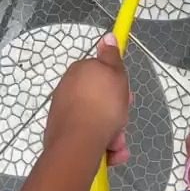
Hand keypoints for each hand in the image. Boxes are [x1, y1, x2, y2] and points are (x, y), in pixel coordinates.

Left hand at [43, 33, 130, 164]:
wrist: (79, 143)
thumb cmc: (102, 104)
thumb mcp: (114, 74)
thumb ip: (112, 56)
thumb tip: (107, 37)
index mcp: (79, 72)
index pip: (100, 73)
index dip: (116, 84)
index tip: (127, 95)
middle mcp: (68, 90)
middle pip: (99, 99)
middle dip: (115, 112)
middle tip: (124, 120)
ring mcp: (63, 114)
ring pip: (96, 121)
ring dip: (112, 132)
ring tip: (118, 144)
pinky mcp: (62, 135)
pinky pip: (88, 137)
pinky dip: (102, 144)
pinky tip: (112, 153)